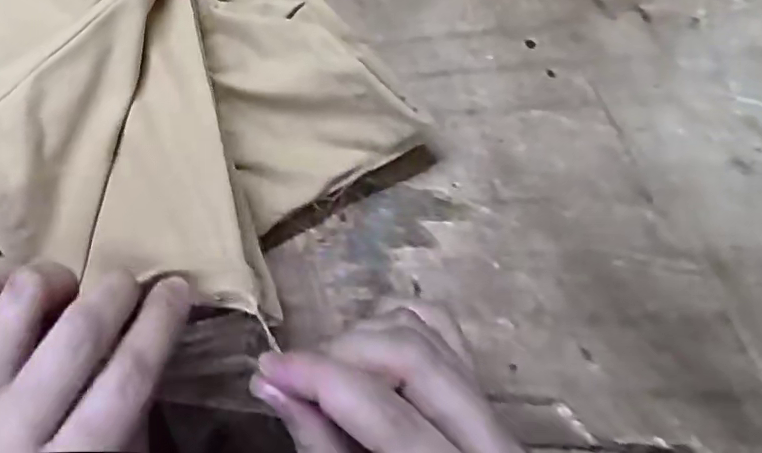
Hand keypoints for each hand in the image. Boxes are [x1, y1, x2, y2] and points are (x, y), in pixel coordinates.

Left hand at [0, 259, 193, 452]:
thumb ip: (129, 404)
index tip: (178, 287)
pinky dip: (2, 272)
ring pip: (20, 297)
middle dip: (114, 293)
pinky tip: (22, 289)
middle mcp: (16, 425)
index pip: (125, 382)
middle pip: (77, 334)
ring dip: (56, 277)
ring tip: (69, 290)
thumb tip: (151, 321)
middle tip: (129, 282)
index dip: (158, 325)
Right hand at [251, 301, 522, 452]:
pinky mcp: (481, 388)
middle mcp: (494, 442)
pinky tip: (366, 347)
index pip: (384, 410)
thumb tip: (267, 383)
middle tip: (297, 374)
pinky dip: (393, 322)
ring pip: (420, 330)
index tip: (267, 368)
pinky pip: (438, 326)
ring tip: (330, 371)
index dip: (316, 377)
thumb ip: (319, 445)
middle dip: (337, 351)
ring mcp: (493, 410)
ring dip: (360, 337)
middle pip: (408, 353)